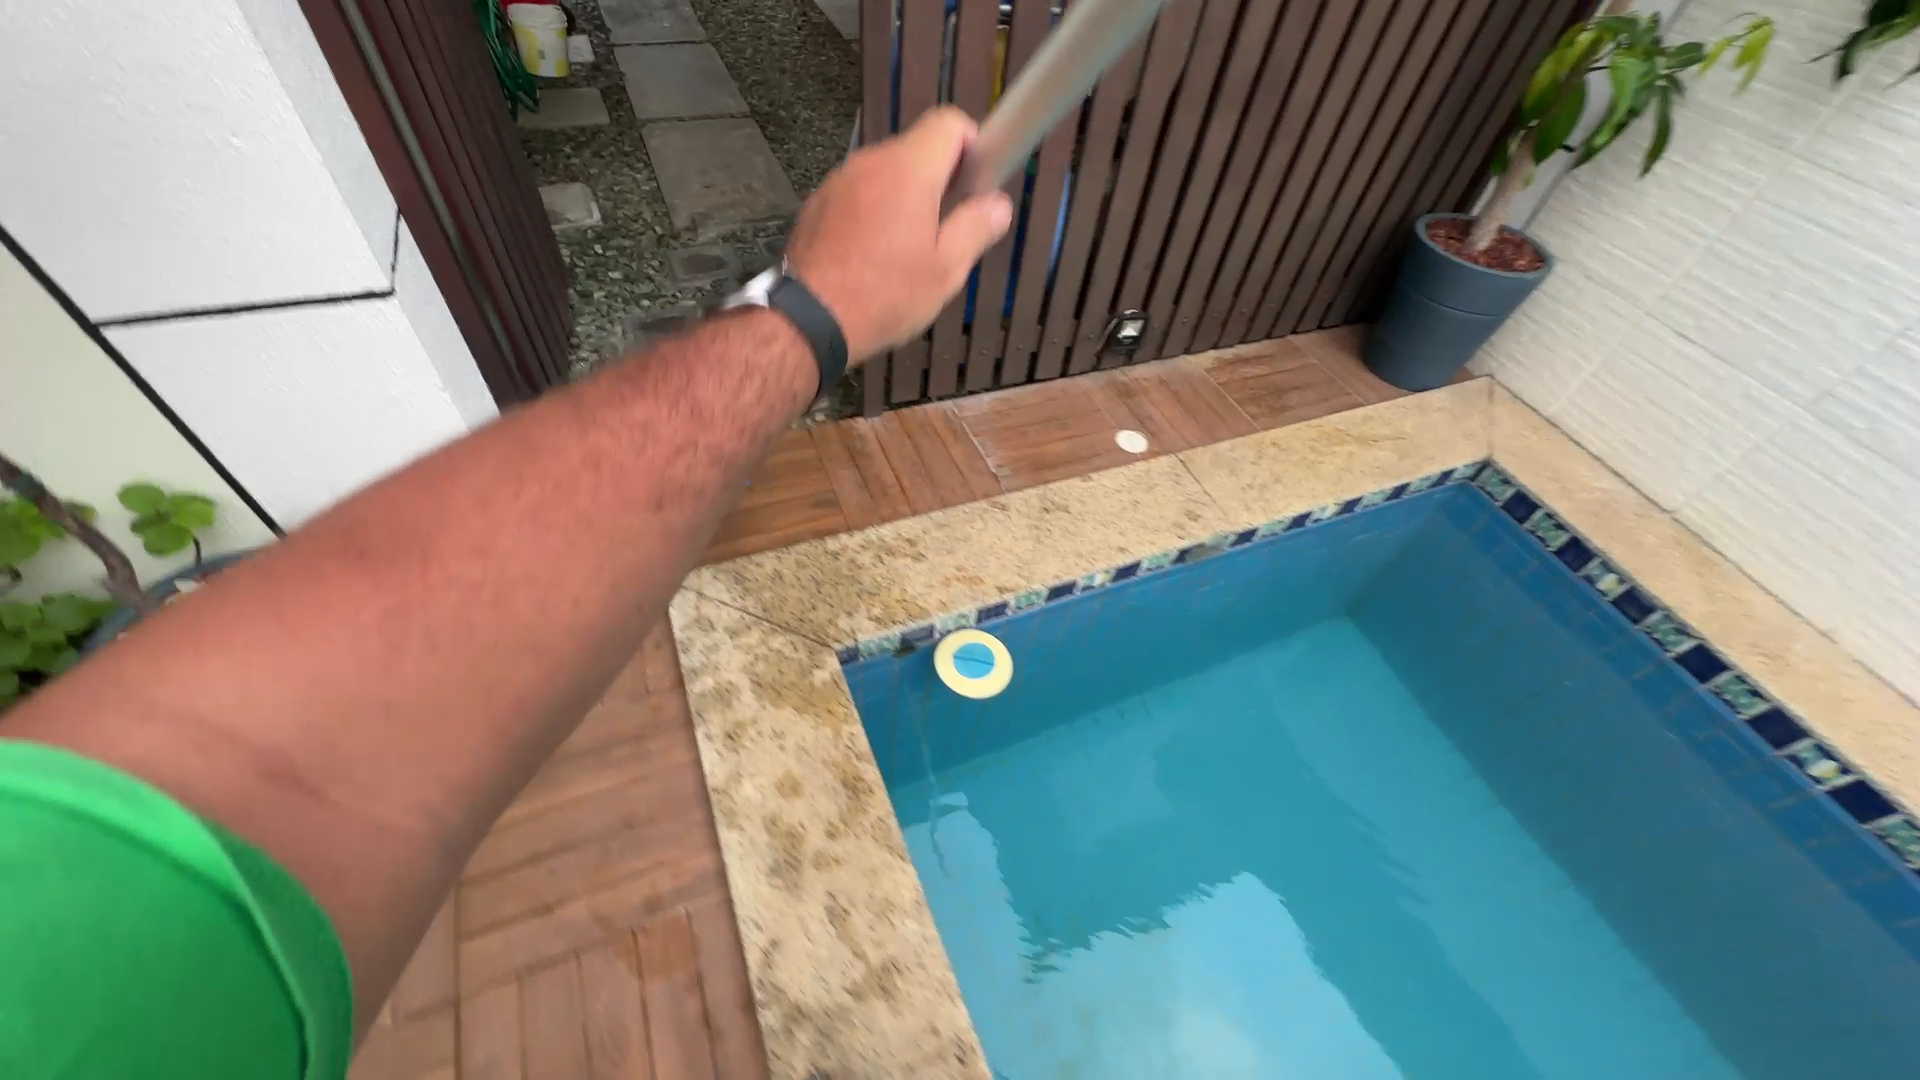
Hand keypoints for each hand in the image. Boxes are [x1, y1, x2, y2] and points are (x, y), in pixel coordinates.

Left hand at [783, 107, 1014, 364]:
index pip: (948, 122)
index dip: (971, 145)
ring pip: (884, 176)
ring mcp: (838, 181)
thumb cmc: (886, 295)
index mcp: (908, 169)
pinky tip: (870, 259)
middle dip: (937, 182)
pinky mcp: (817, 205)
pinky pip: (857, 197)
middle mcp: (870, 162)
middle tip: (945, 232)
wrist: (810, 320)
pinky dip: (871, 216)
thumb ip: (976, 228)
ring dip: (902, 201)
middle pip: (916, 151)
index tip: (975, 185)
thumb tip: (998, 204)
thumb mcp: (945, 270)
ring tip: (905, 254)